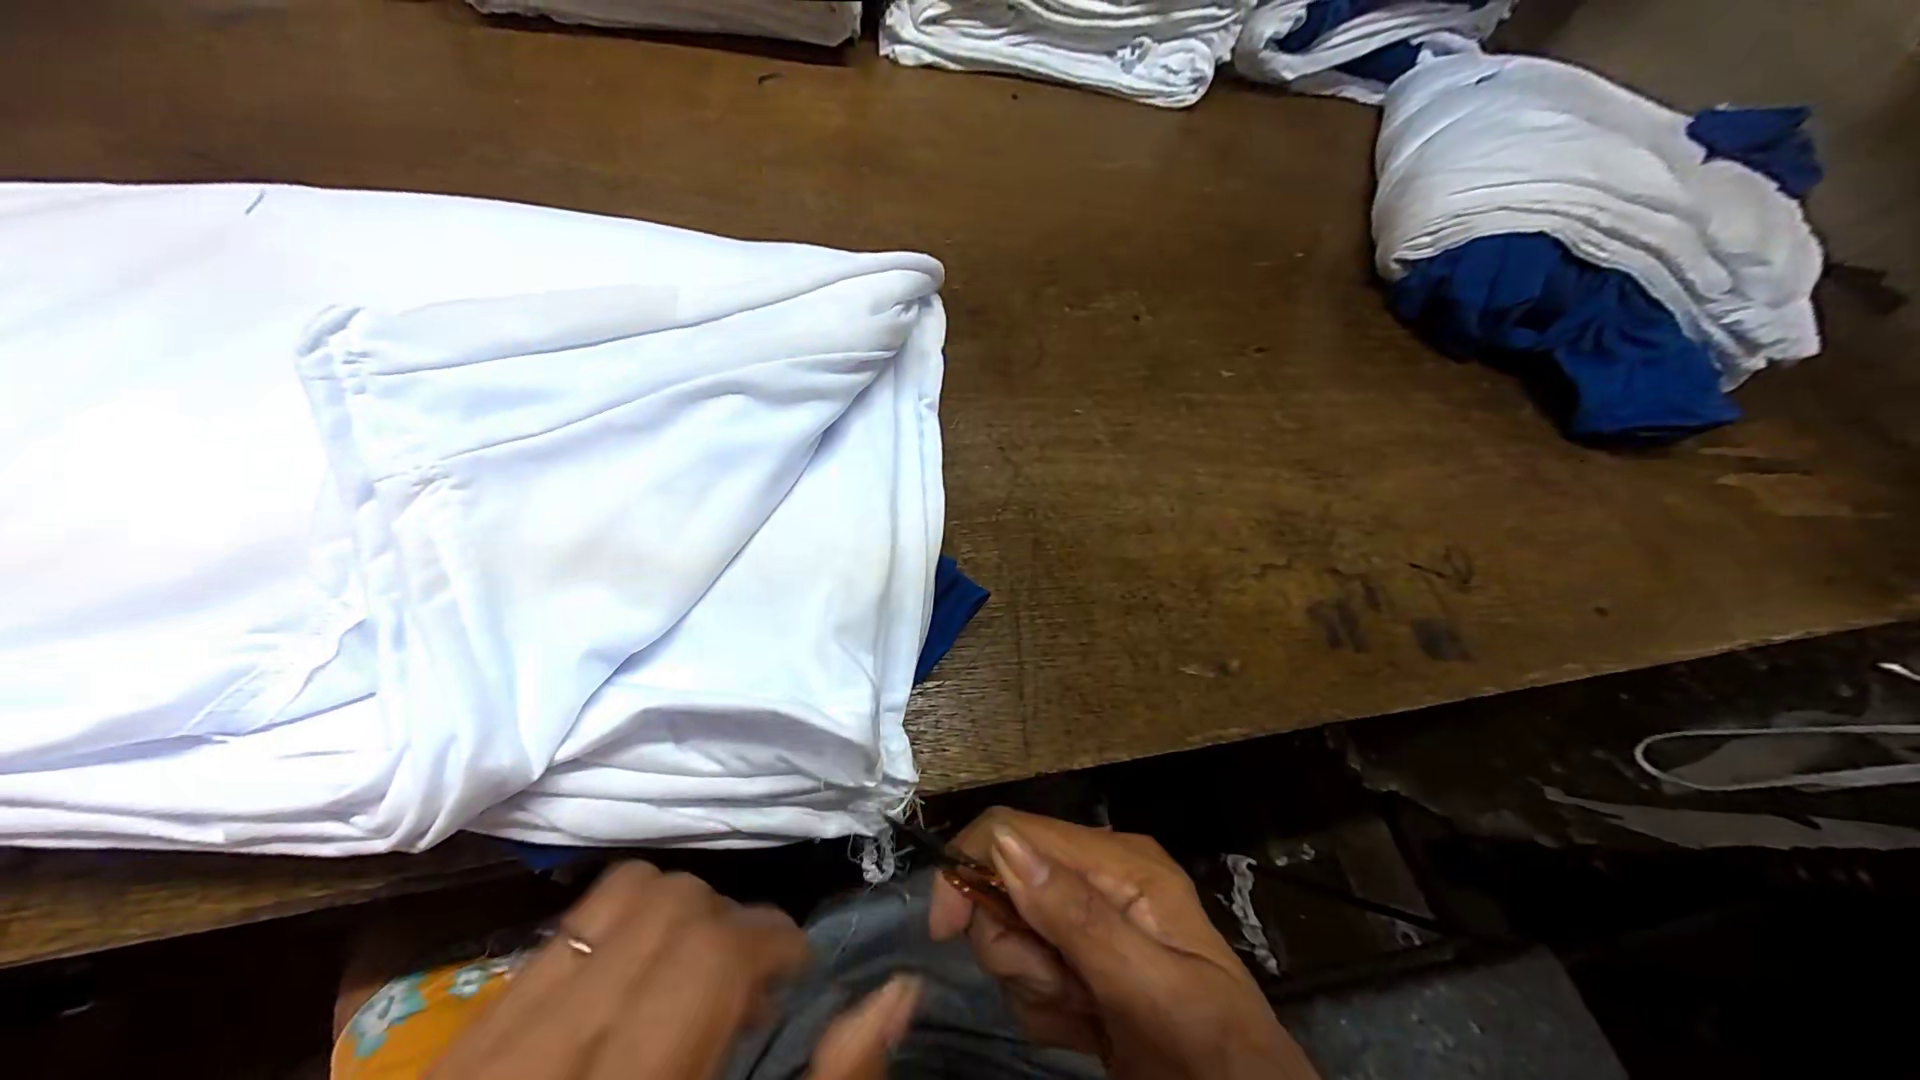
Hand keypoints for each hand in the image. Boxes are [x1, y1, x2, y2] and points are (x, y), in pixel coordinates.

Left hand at [431, 861, 921, 1079]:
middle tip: (750, 984)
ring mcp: (492, 1036)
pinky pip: (567, 923)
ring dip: (682, 914)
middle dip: (734, 925)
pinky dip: (624, 927)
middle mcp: (552, 1048)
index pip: (712, 950)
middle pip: (672, 905)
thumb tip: (897, 991)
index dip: (773, 941)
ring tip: (696, 974)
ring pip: (622, 895)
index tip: (796, 969)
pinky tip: (635, 986)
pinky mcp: (463, 1036)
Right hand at [929, 808, 1319, 1079]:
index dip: (969, 868)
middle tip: (1061, 988)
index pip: (1015, 830)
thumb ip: (1076, 914)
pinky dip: (1043, 1006)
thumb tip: (1003, 843)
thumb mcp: (1149, 985)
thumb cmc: (1211, 1045)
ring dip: (1034, 985)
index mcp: (1118, 860)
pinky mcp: (1078, 955)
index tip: (947, 930)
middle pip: (1003, 885)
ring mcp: (1087, 917)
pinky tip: (1088, 1025)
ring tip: (1087, 1013)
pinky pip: (1024, 970)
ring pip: (1008, 933)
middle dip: (1016, 947)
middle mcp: (1097, 875)